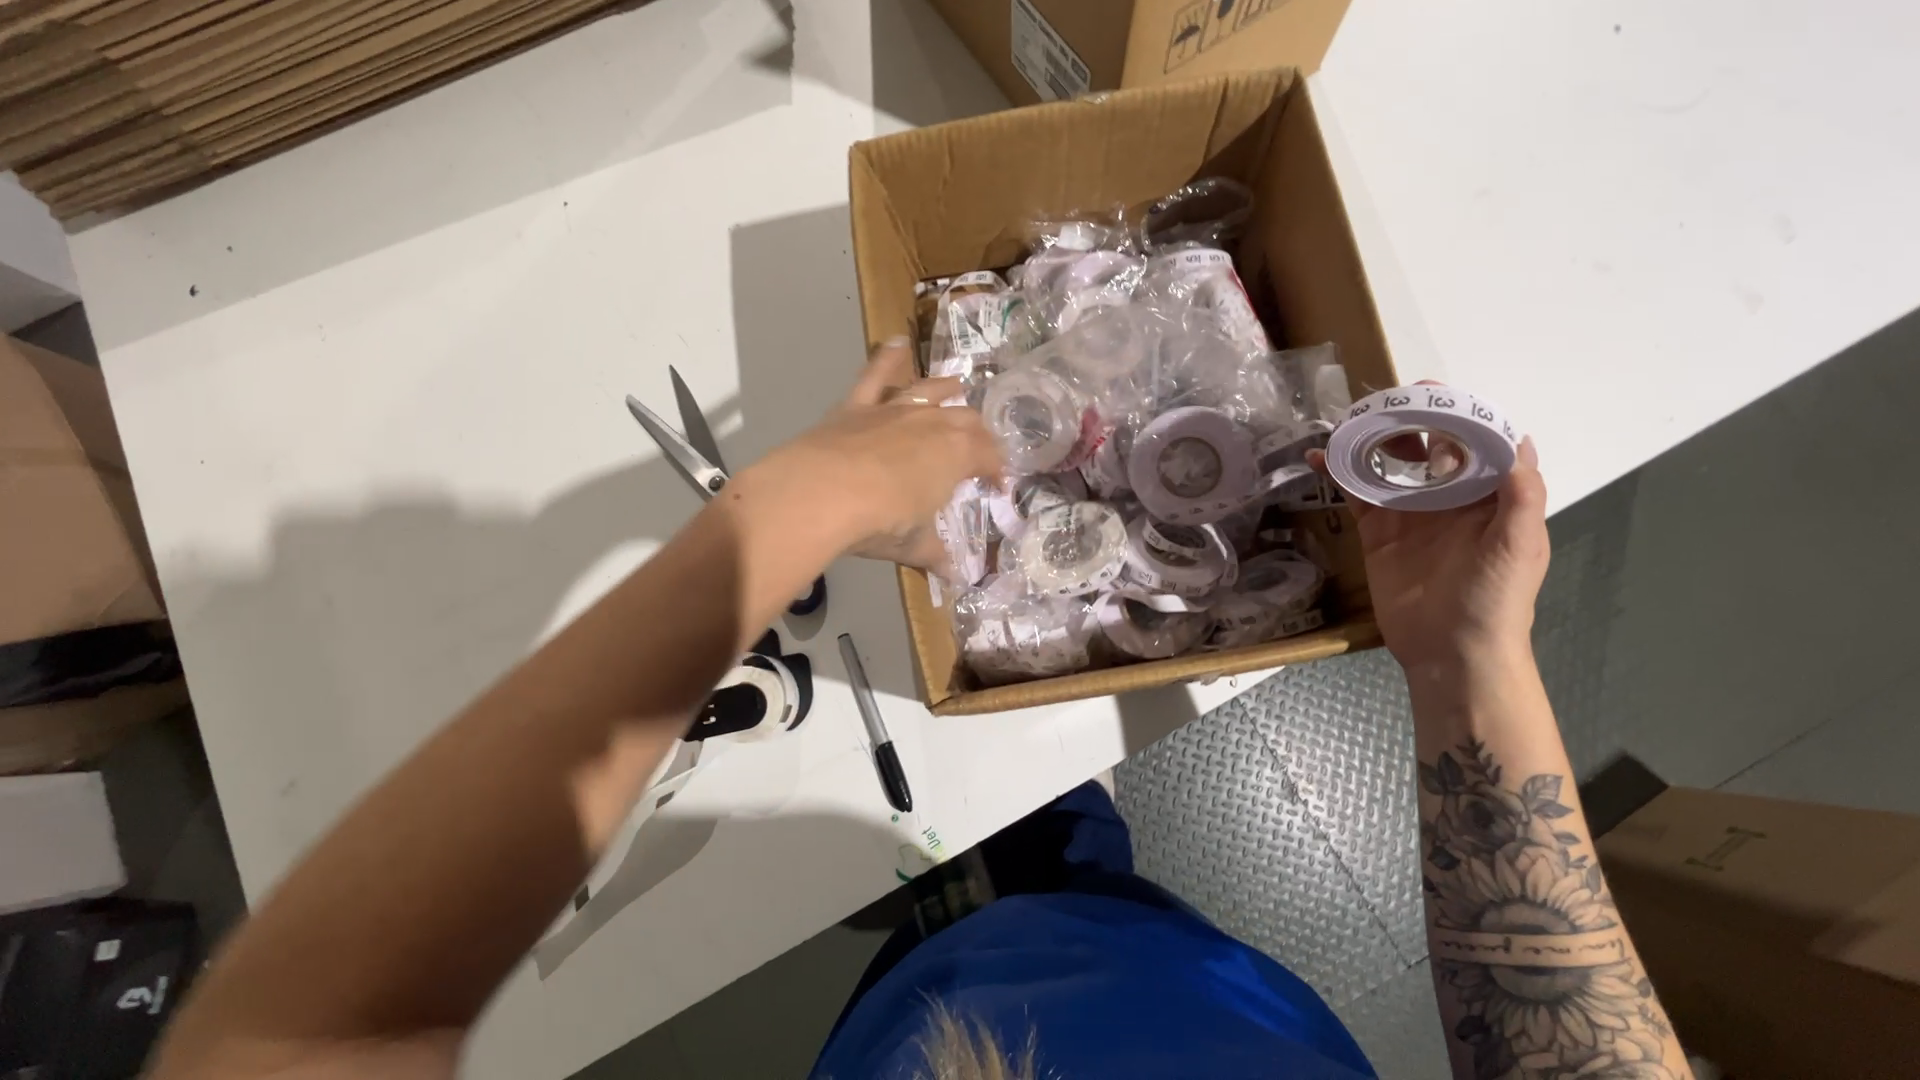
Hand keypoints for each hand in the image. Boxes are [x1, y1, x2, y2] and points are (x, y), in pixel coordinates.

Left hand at [747, 337, 1003, 570]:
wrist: (822, 493)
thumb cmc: (880, 522)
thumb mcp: (914, 545)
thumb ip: (936, 555)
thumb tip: (956, 576)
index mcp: (958, 455)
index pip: (990, 457)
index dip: (998, 471)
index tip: (998, 486)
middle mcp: (934, 423)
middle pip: (967, 421)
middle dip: (979, 434)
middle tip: (979, 450)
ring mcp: (895, 409)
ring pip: (931, 391)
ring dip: (948, 389)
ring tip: (958, 387)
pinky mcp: (857, 406)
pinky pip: (876, 374)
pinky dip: (887, 357)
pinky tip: (896, 343)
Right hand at [1310, 421, 1547, 672]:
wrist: (1451, 652)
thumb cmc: (1495, 599)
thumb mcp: (1521, 545)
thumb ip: (1521, 494)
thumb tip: (1517, 439)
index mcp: (1489, 494)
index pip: (1475, 442)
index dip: (1457, 414)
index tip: (1432, 394)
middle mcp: (1449, 497)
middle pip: (1428, 445)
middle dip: (1409, 419)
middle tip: (1382, 401)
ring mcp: (1410, 513)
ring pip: (1389, 464)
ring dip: (1371, 441)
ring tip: (1348, 421)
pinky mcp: (1377, 533)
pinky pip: (1357, 495)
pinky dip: (1338, 474)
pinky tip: (1319, 457)